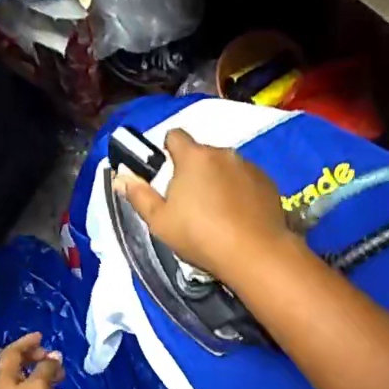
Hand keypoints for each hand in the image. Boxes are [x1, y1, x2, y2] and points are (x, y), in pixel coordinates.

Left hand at [0, 332, 63, 388]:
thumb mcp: (39, 386)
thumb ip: (47, 368)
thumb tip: (54, 356)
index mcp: (4, 377)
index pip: (12, 352)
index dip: (27, 342)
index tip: (42, 336)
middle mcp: (4, 388)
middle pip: (18, 366)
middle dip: (37, 358)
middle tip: (54, 357)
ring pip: (27, 382)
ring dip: (43, 375)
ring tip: (61, 375)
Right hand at [113, 129, 301, 287]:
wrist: (253, 253)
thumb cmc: (199, 236)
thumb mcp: (160, 222)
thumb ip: (139, 195)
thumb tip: (119, 176)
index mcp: (193, 157)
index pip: (175, 136)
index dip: (167, 151)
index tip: (166, 175)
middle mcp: (223, 153)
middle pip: (202, 154)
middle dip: (194, 171)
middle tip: (190, 205)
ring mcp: (249, 166)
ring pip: (226, 167)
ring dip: (218, 182)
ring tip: (217, 215)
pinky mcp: (268, 183)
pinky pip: (247, 181)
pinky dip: (240, 193)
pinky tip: (238, 218)